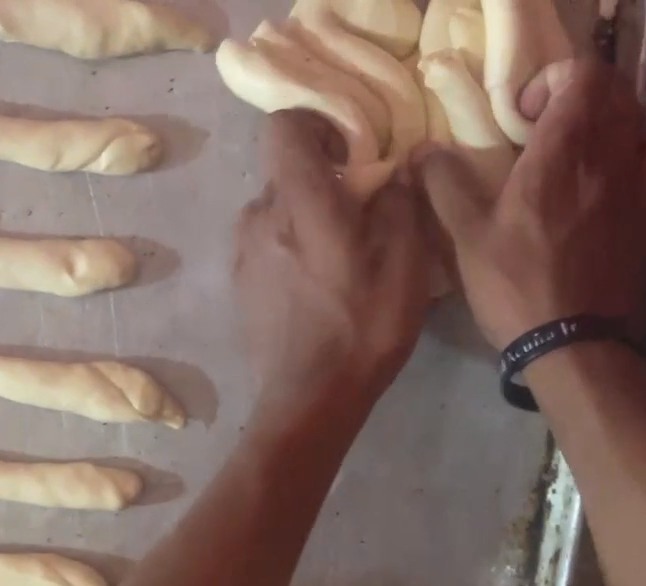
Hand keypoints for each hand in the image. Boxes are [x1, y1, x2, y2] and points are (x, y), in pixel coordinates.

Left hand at [234, 110, 429, 425]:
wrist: (308, 400)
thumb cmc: (361, 330)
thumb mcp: (404, 264)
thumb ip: (401, 201)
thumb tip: (400, 166)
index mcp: (298, 201)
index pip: (285, 125)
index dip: (317, 125)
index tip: (350, 153)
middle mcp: (258, 218)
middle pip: (284, 172)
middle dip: (321, 181)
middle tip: (360, 215)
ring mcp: (243, 255)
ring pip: (275, 211)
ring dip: (306, 219)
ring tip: (339, 259)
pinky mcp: (240, 287)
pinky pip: (266, 246)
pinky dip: (290, 250)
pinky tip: (316, 287)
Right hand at [417, 60, 645, 350]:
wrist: (574, 343)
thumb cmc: (515, 289)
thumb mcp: (467, 240)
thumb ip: (446, 186)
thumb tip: (424, 152)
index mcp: (561, 150)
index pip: (577, 74)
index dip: (548, 84)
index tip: (519, 120)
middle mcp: (608, 154)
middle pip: (609, 90)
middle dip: (574, 98)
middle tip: (541, 133)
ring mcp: (637, 181)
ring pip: (636, 117)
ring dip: (607, 120)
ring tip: (577, 152)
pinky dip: (642, 150)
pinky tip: (616, 174)